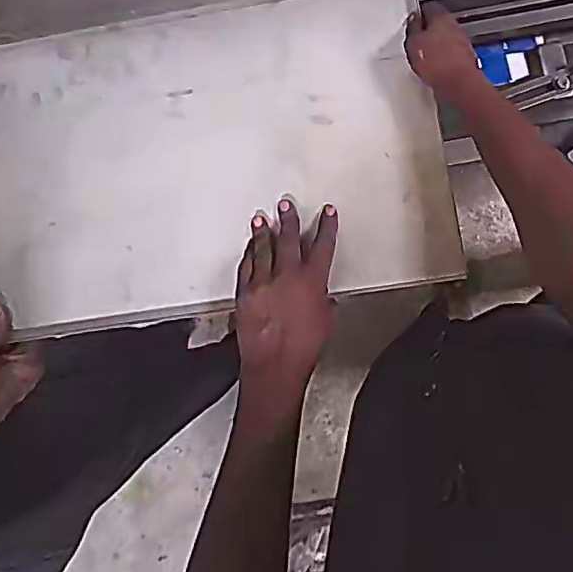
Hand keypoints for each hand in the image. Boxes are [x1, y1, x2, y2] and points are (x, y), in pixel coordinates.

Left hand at [233, 200, 337, 424]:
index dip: (326, 226)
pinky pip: (246, 267)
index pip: (323, 245)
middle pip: (289, 239)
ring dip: (264, 232)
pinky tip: (250, 247)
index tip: (327, 212)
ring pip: (264, 249)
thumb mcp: (327, 321)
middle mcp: (288, 276)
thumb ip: (325, 302)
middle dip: (289, 219)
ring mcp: (264, 283)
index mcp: (313, 281)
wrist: (274, 367)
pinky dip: (249, 254)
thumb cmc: (303, 349)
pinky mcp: (245, 294)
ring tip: (263, 218)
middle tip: (286, 204)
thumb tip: (324, 298)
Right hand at [404, 7, 482, 97]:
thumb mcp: (413, 42)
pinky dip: (444, 57)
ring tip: (424, 56)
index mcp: (441, 17)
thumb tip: (414, 21)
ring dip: (437, 44)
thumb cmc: (436, 62)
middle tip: (416, 39)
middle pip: (439, 22)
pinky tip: (435, 67)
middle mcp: (455, 26)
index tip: (413, 21)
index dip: (419, 14)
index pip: (429, 7)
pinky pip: (451, 53)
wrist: (458, 85)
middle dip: (429, 29)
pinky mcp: (466, 58)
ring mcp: (463, 42)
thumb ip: (413, 28)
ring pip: (446, 38)